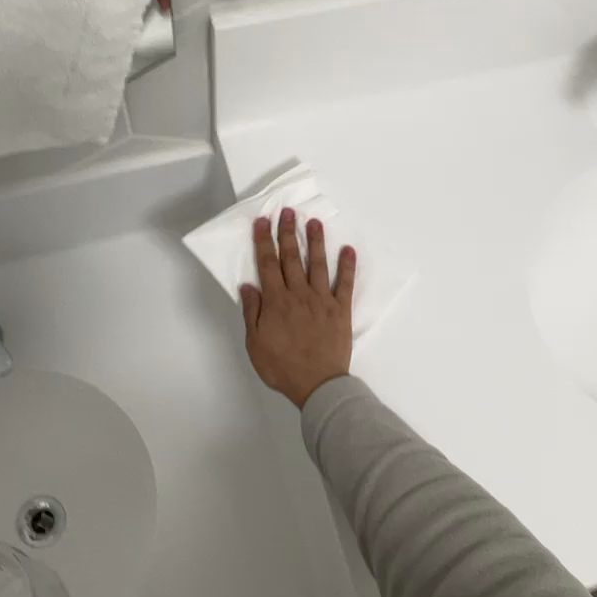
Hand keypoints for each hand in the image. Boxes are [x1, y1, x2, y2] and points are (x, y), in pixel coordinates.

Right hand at [240, 208, 356, 408]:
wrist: (317, 385)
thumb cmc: (282, 367)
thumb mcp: (255, 343)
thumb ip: (252, 312)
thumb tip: (248, 286)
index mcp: (276, 302)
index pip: (268, 264)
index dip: (264, 241)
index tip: (262, 222)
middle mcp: (299, 294)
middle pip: (292, 258)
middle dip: (288, 232)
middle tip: (287, 212)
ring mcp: (322, 300)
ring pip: (318, 264)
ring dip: (316, 241)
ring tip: (314, 221)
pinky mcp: (341, 310)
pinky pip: (346, 284)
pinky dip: (348, 266)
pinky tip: (348, 250)